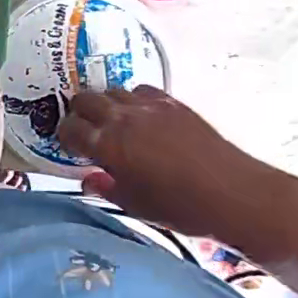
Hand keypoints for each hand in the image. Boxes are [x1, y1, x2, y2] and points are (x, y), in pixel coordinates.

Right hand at [59, 86, 297, 260]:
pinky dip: (132, 99)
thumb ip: (106, 188)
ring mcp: (148, 106)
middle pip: (85, 99)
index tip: (69, 146)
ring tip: (111, 121)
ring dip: (104, 103)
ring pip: (112, 90)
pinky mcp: (171, 102)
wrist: (233, 193)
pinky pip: (140, 90)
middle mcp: (122, 118)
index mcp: (107, 145)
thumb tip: (89, 179)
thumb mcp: (135, 205)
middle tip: (84, 130)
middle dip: (79, 113)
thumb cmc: (180, 207)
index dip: (65, 136)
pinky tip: (140, 116)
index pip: (70, 129)